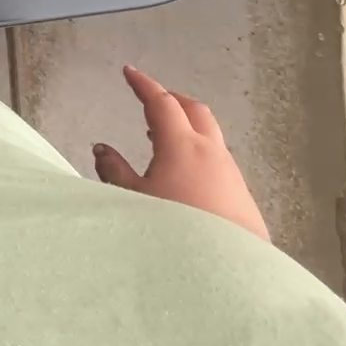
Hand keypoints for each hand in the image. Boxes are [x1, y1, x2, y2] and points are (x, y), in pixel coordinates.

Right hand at [92, 66, 269, 241]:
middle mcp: (212, 153)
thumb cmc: (173, 229)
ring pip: (210, 136)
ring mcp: (232, 175)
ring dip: (186, 127)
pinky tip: (183, 174)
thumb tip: (103, 148)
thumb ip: (114, 169)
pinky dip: (198, 152)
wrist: (230, 273)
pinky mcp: (243, 198)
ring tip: (160, 137)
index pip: (162, 103)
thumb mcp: (131, 198)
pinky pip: (218, 161)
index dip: (144, 84)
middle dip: (172, 99)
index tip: (129, 72)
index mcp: (182, 146)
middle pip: (195, 111)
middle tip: (150, 98)